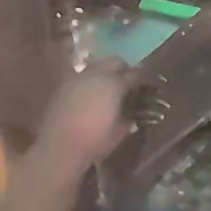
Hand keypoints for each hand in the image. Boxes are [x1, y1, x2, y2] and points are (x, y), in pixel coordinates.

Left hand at [34, 59, 135, 174]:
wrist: (59, 148)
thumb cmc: (95, 140)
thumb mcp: (120, 130)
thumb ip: (131, 115)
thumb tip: (137, 110)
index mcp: (113, 84)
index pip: (136, 74)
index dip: (146, 80)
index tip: (152, 86)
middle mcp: (95, 75)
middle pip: (115, 62)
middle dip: (126, 70)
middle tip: (132, 85)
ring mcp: (77, 79)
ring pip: (97, 66)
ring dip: (107, 74)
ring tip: (112, 90)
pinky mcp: (63, 87)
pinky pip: (84, 77)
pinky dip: (93, 82)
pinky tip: (94, 97)